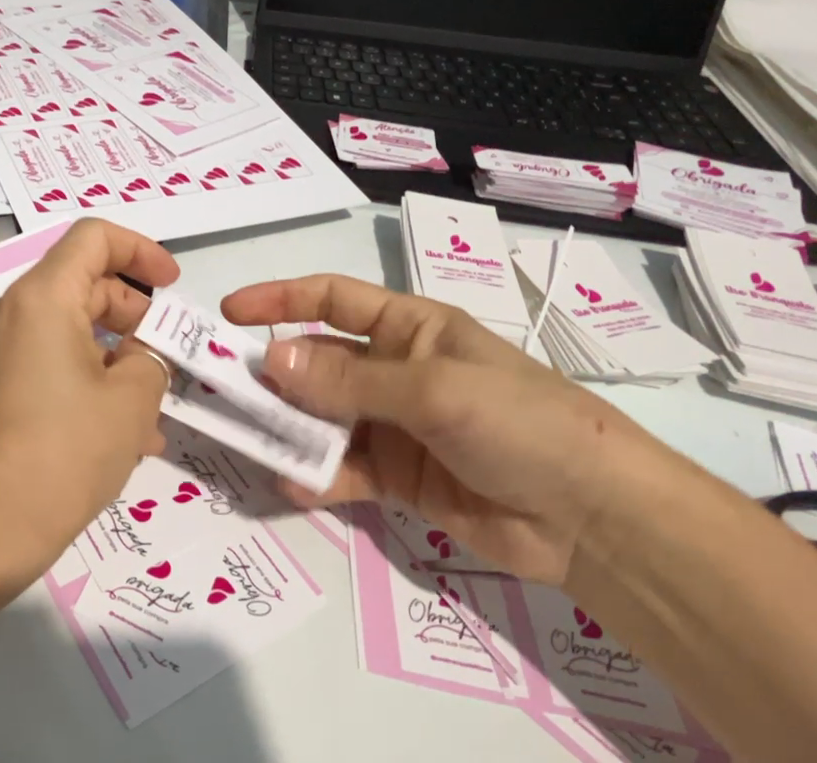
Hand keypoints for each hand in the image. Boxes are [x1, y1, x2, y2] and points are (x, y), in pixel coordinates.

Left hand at [0, 220, 179, 569]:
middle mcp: (10, 313)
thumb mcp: (131, 400)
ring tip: (156, 411)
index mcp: (42, 298)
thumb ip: (150, 357)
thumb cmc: (65, 451)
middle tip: (169, 359)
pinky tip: (123, 434)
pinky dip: (87, 381)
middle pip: (83, 285)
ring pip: (69, 331)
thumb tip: (139, 355)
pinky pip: (48, 364)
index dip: (141, 251)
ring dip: (117, 357)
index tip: (173, 285)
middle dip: (135, 315)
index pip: (94, 238)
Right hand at [221, 274, 666, 584]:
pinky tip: (293, 483)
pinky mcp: (396, 477)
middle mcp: (394, 370)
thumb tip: (271, 361)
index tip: (229, 314)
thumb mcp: (433, 390)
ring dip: (287, 427)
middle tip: (224, 389)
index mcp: (409, 328)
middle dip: (273, 373)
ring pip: (321, 418)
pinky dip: (315, 475)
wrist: (592, 517)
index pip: (331, 300)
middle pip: (317, 362)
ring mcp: (393, 426)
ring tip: (249, 438)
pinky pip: (341, 469)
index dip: (279, 300)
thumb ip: (349, 380)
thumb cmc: (520, 422)